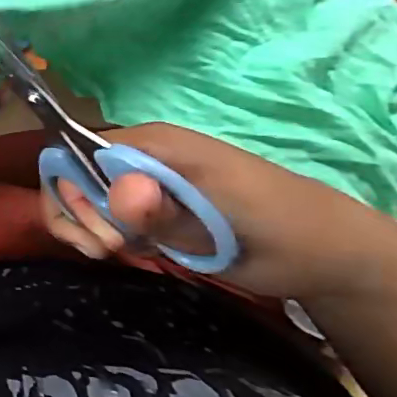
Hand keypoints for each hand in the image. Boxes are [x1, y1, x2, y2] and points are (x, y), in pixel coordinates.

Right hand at [43, 123, 396, 300]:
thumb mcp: (222, 229)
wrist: (324, 250)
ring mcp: (148, 176)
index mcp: (154, 143)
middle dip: (80, 216)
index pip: (73, 153)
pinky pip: (108, 209)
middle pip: (72, 175)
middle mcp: (143, 153)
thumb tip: (117, 192)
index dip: (73, 195)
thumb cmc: (278, 231)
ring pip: (86, 194)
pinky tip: (134, 250)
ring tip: (124, 253)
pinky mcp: (155, 199)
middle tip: (115, 251)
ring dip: (91, 227)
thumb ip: (168, 212)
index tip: (104, 238)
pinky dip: (107, 233)